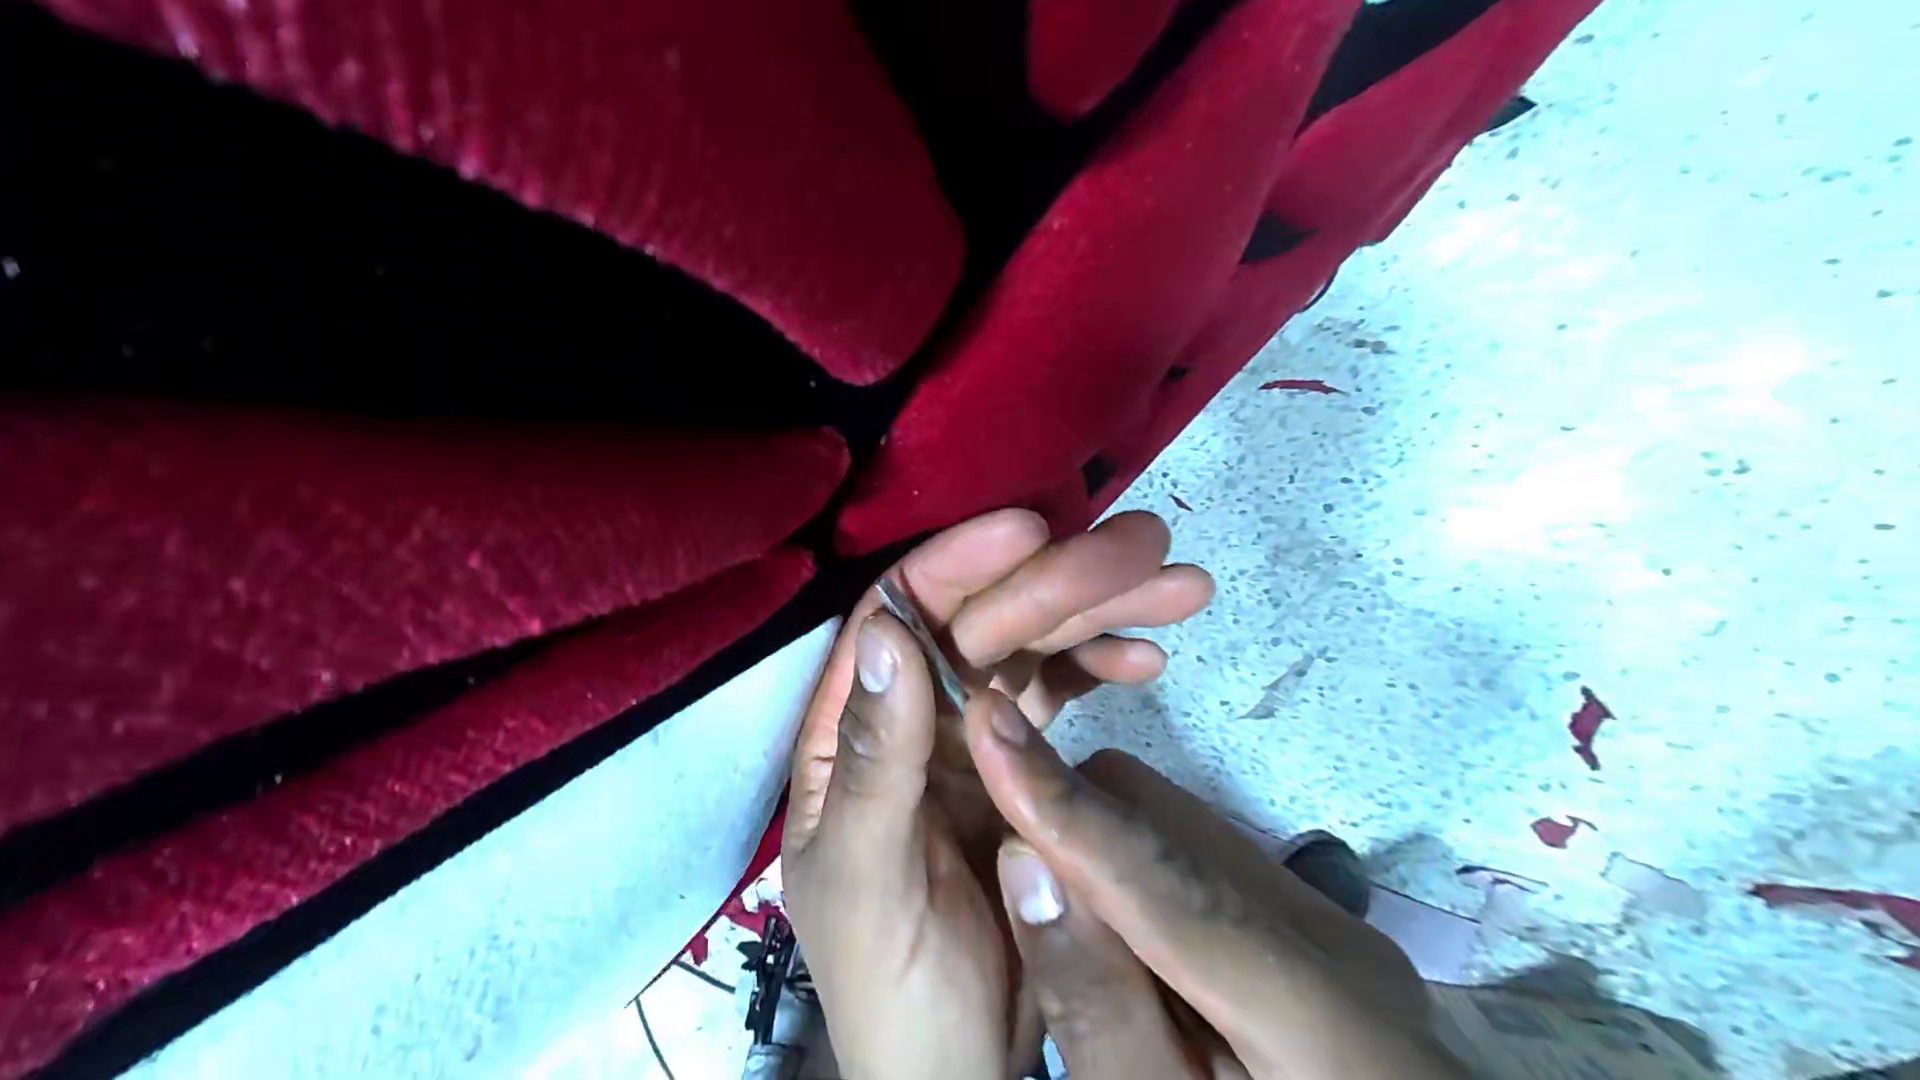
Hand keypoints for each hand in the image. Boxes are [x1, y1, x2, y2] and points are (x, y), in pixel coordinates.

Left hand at [783, 509, 1213, 1077]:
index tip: (1028, 527)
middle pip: (983, 621)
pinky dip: (1103, 666)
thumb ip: (873, 760)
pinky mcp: (1024, 760)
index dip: (959, 565)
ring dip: (1100, 611)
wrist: (960, 1064)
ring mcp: (973, 733)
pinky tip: (1148, 656)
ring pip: (1033, 646)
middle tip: (1142, 544)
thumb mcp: (865, 876)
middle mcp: (914, 713)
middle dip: (1057, 579)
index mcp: (856, 727)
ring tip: (1176, 585)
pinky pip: (1064, 693)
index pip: (900, 618)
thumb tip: (888, 632)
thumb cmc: (892, 980)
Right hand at [965, 691, 1466, 1079]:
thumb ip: (1096, 1007)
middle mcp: (1330, 939)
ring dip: (1096, 838)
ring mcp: (1323, 920)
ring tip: (1054, 908)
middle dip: (1073, 817)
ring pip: (1174, 818)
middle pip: (1168, 818)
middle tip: (1003, 864)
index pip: (1168, 881)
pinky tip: (1112, 930)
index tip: (990, 726)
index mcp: (1327, 1023)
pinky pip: (1190, 847)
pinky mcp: (1303, 918)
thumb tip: (1023, 860)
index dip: (1069, 809)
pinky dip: (1129, 863)